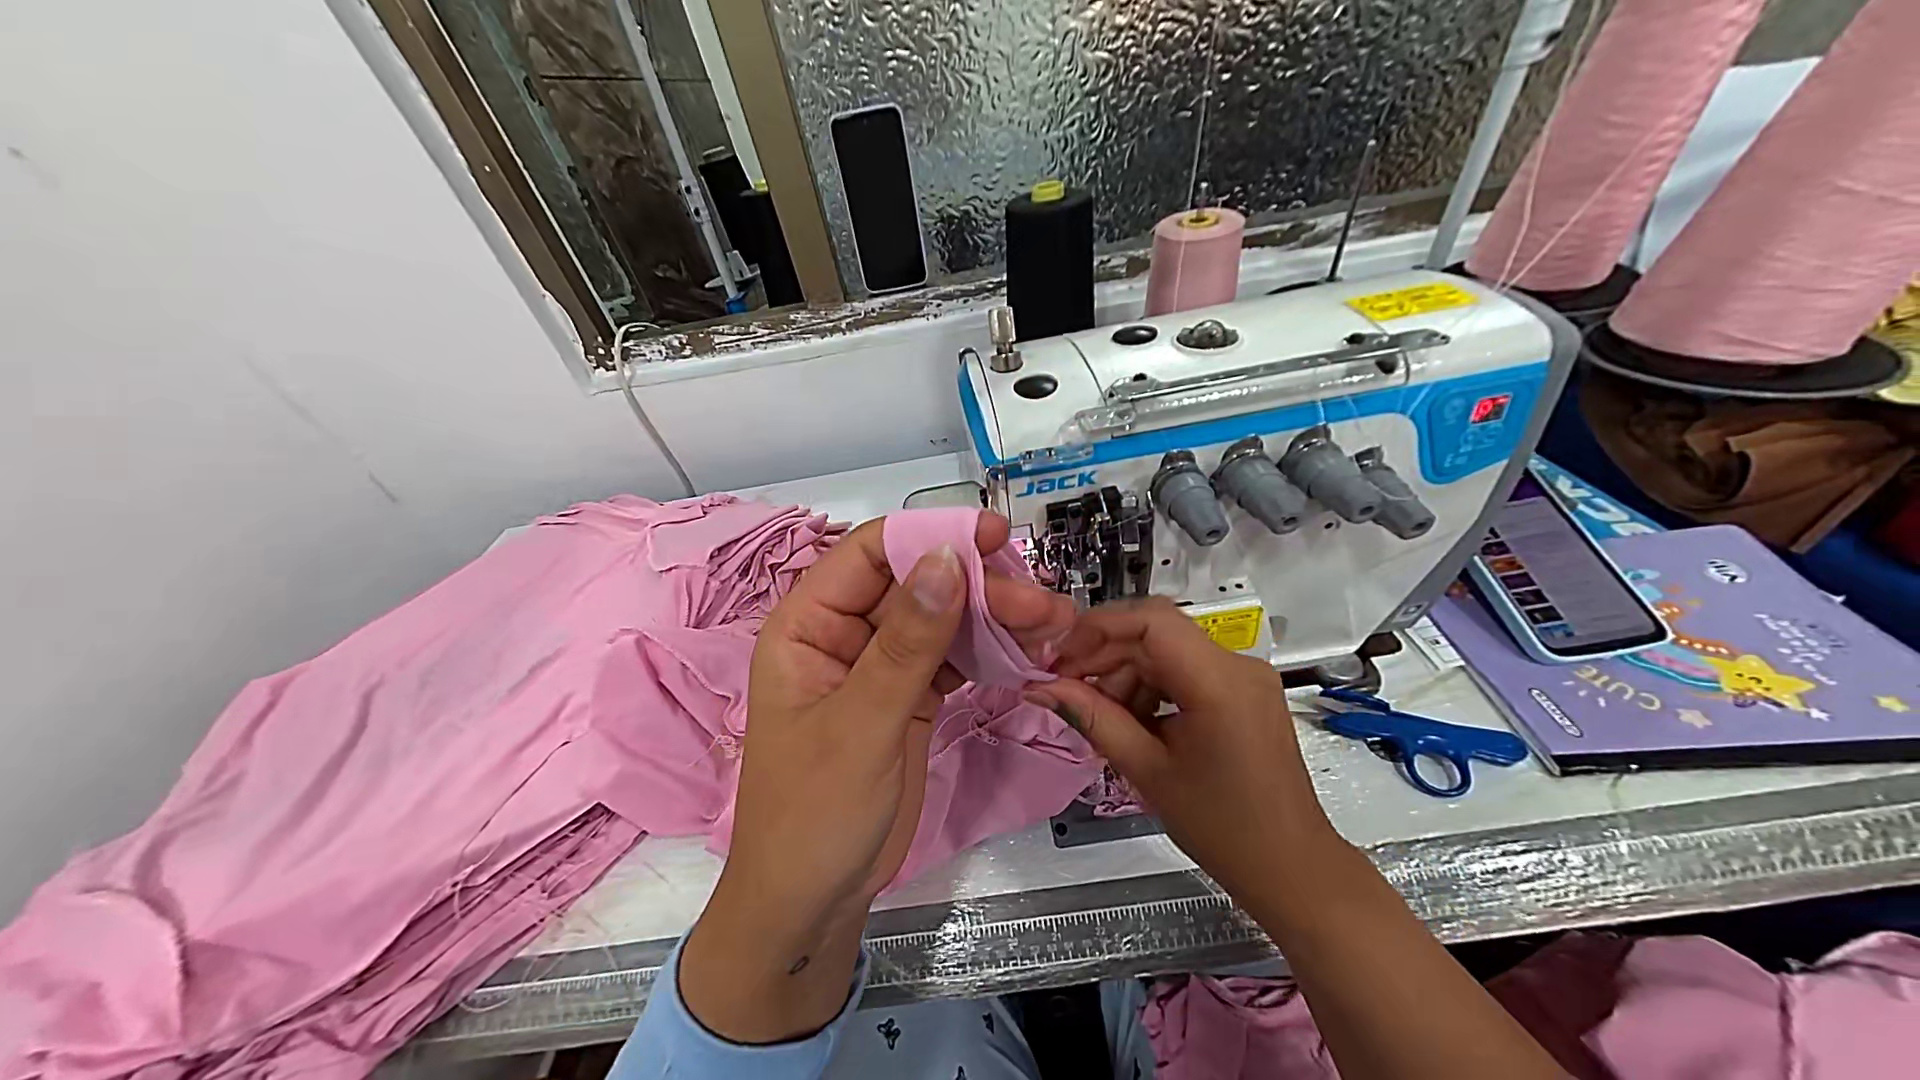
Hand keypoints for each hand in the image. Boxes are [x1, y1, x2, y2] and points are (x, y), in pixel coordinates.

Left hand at [681, 513, 1071, 1042]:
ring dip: (996, 617)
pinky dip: (990, 651)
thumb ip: (906, 643)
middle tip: (1043, 604)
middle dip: (980, 586)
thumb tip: (946, 559)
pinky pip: (954, 657)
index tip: (995, 538)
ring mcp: (881, 664)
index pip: (869, 555)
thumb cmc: (814, 816)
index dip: (931, 537)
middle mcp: (843, 633)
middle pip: (918, 583)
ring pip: (943, 618)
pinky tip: (1030, 651)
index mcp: (808, 625)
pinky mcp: (910, 695)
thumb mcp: (861, 725)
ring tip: (1054, 625)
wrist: (813, 903)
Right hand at [1035, 601, 1570, 1079]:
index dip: (1097, 628)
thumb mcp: (1146, 769)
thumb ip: (1092, 717)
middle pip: (1156, 634)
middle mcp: (1237, 663)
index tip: (1058, 655)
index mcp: (1219, 681)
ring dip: (1126, 673)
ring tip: (1100, 714)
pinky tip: (1133, 719)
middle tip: (1065, 687)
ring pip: (1167, 650)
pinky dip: (1152, 685)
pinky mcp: (1244, 690)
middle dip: (1105, 655)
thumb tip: (1040, 687)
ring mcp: (1245, 675)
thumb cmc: (1220, 826)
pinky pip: (1185, 669)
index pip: (1150, 621)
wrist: (1291, 867)